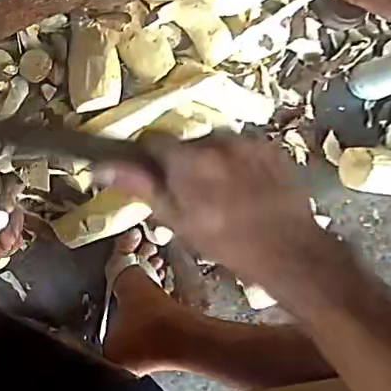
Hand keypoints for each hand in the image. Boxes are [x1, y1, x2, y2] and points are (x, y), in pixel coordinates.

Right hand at [99, 136, 358, 311]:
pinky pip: (241, 149)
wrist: (289, 250)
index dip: (147, 157)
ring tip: (219, 195)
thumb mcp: (173, 218)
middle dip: (181, 162)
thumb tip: (101, 168)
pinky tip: (242, 190)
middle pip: (184, 143)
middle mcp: (217, 141)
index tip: (152, 175)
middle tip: (188, 194)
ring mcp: (248, 143)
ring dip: (209, 162)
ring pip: (213, 145)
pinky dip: (236, 164)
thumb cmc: (224, 241)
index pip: (151, 139)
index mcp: (187, 158)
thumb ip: (137, 186)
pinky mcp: (271, 149)